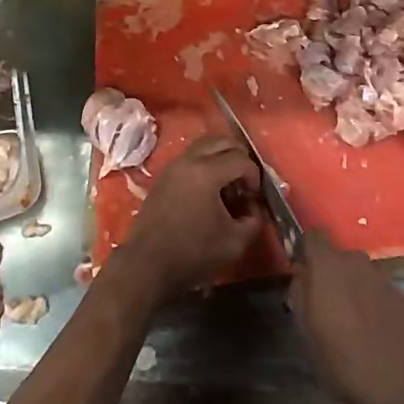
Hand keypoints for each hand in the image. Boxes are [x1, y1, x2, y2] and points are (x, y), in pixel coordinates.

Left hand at [112, 136, 260, 298]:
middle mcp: (189, 159)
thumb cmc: (193, 252)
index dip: (254, 175)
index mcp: (207, 172)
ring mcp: (173, 164)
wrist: (149, 262)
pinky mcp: (164, 174)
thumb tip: (253, 207)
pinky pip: (190, 156)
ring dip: (221, 156)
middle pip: (221, 141)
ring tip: (228, 182)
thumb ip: (253, 221)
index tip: (254, 195)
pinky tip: (208, 188)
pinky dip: (205, 162)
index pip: (240, 159)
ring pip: (203, 145)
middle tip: (246, 180)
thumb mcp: (234, 242)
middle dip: (239, 156)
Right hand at [289, 231, 403, 403]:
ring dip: (352, 286)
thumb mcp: (307, 334)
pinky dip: (372, 300)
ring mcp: (382, 277)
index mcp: (327, 265)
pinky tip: (373, 328)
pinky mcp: (402, 295)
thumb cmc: (346, 361)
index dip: (305, 249)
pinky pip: (378, 289)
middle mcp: (355, 261)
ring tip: (350, 318)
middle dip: (329, 272)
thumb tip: (300, 276)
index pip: (312, 236)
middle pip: (337, 255)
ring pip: (359, 272)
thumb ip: (299, 296)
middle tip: (324, 301)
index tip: (301, 269)